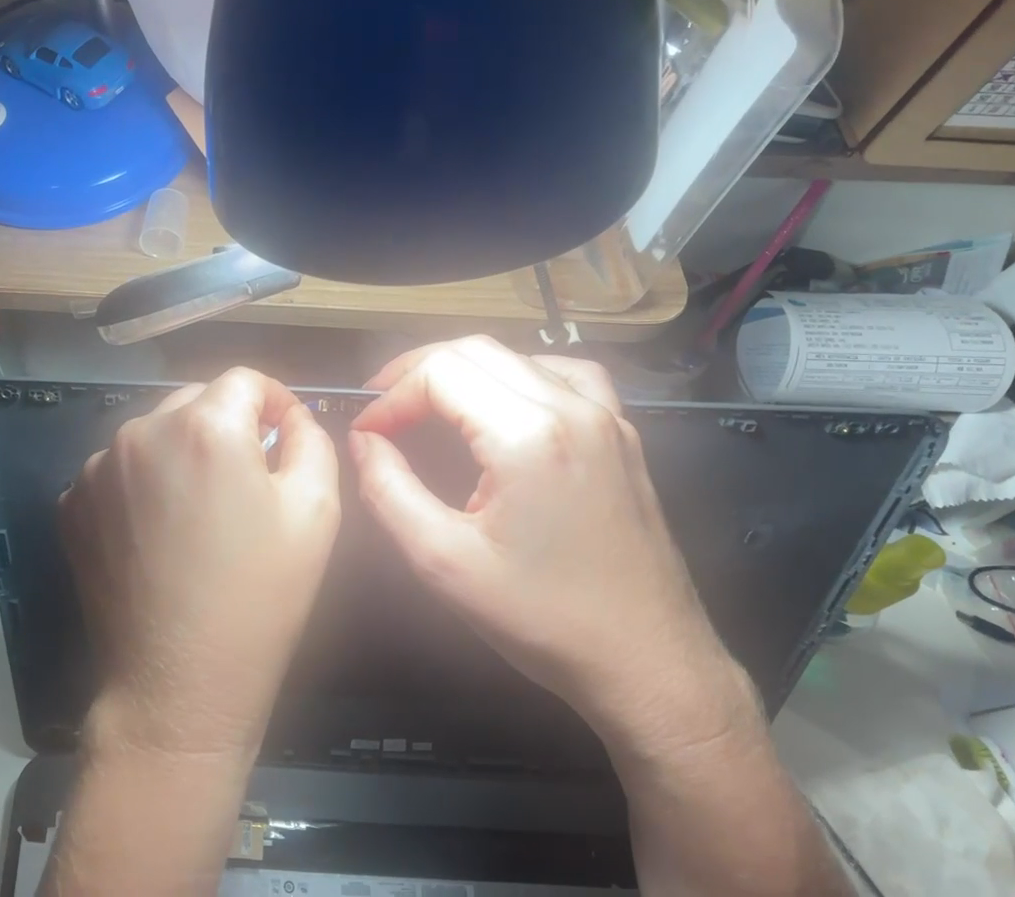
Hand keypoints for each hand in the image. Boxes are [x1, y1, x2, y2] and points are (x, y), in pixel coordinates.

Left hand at [59, 368, 340, 758]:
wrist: (177, 684)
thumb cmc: (258, 599)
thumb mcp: (316, 512)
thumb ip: (310, 440)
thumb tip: (287, 419)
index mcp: (205, 426)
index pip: (244, 379)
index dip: (272, 403)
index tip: (283, 438)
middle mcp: (141, 430)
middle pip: (195, 402)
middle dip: (226, 427)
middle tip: (246, 484)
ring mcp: (97, 467)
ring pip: (153, 434)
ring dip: (180, 454)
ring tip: (199, 515)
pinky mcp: (71, 503)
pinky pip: (118, 470)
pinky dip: (142, 484)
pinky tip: (157, 534)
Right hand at [347, 337, 744, 739]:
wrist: (651, 665)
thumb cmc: (542, 619)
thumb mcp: (443, 562)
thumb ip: (389, 490)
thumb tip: (363, 442)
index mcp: (529, 434)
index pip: (441, 372)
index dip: (390, 396)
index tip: (364, 436)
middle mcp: (574, 408)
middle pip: (477, 350)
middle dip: (416, 374)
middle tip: (380, 413)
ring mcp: (607, 418)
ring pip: (518, 356)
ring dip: (462, 370)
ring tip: (425, 404)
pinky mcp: (622, 437)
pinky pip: (564, 376)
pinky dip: (517, 376)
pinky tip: (501, 406)